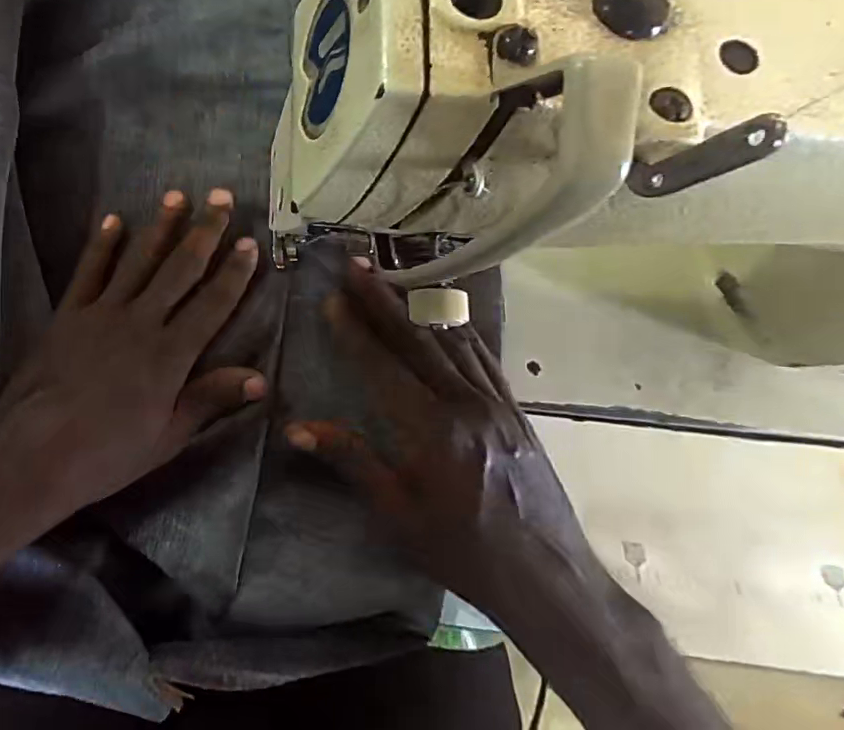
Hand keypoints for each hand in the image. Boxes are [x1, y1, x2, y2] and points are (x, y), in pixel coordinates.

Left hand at [0, 189, 266, 517]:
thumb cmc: (105, 454)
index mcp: (170, 354)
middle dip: (204, 232)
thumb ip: (210, 400)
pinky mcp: (70, 313)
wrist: (31, 454)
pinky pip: (90, 270)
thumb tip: (261, 380)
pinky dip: (102, 243)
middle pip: (180, 269)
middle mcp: (141, 322)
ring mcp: (102, 312)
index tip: (250, 242)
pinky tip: (113, 219)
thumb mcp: (166, 437)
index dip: (234, 272)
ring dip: (161, 226)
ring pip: (139, 260)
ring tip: (178, 195)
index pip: (212, 304)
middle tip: (222, 197)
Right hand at [285, 258, 602, 613]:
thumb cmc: (463, 550)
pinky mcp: (515, 408)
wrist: (547, 576)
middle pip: (416, 339)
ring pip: (451, 339)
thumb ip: (352, 461)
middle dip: (381, 299)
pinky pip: (483, 356)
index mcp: (431, 430)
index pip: (382, 365)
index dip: (354, 329)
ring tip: (390, 279)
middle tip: (355, 265)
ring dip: (416, 305)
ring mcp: (495, 401)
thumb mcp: (398, 514)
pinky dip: (458, 329)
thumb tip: (296, 429)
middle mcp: (465, 403)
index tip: (332, 297)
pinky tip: (446, 316)